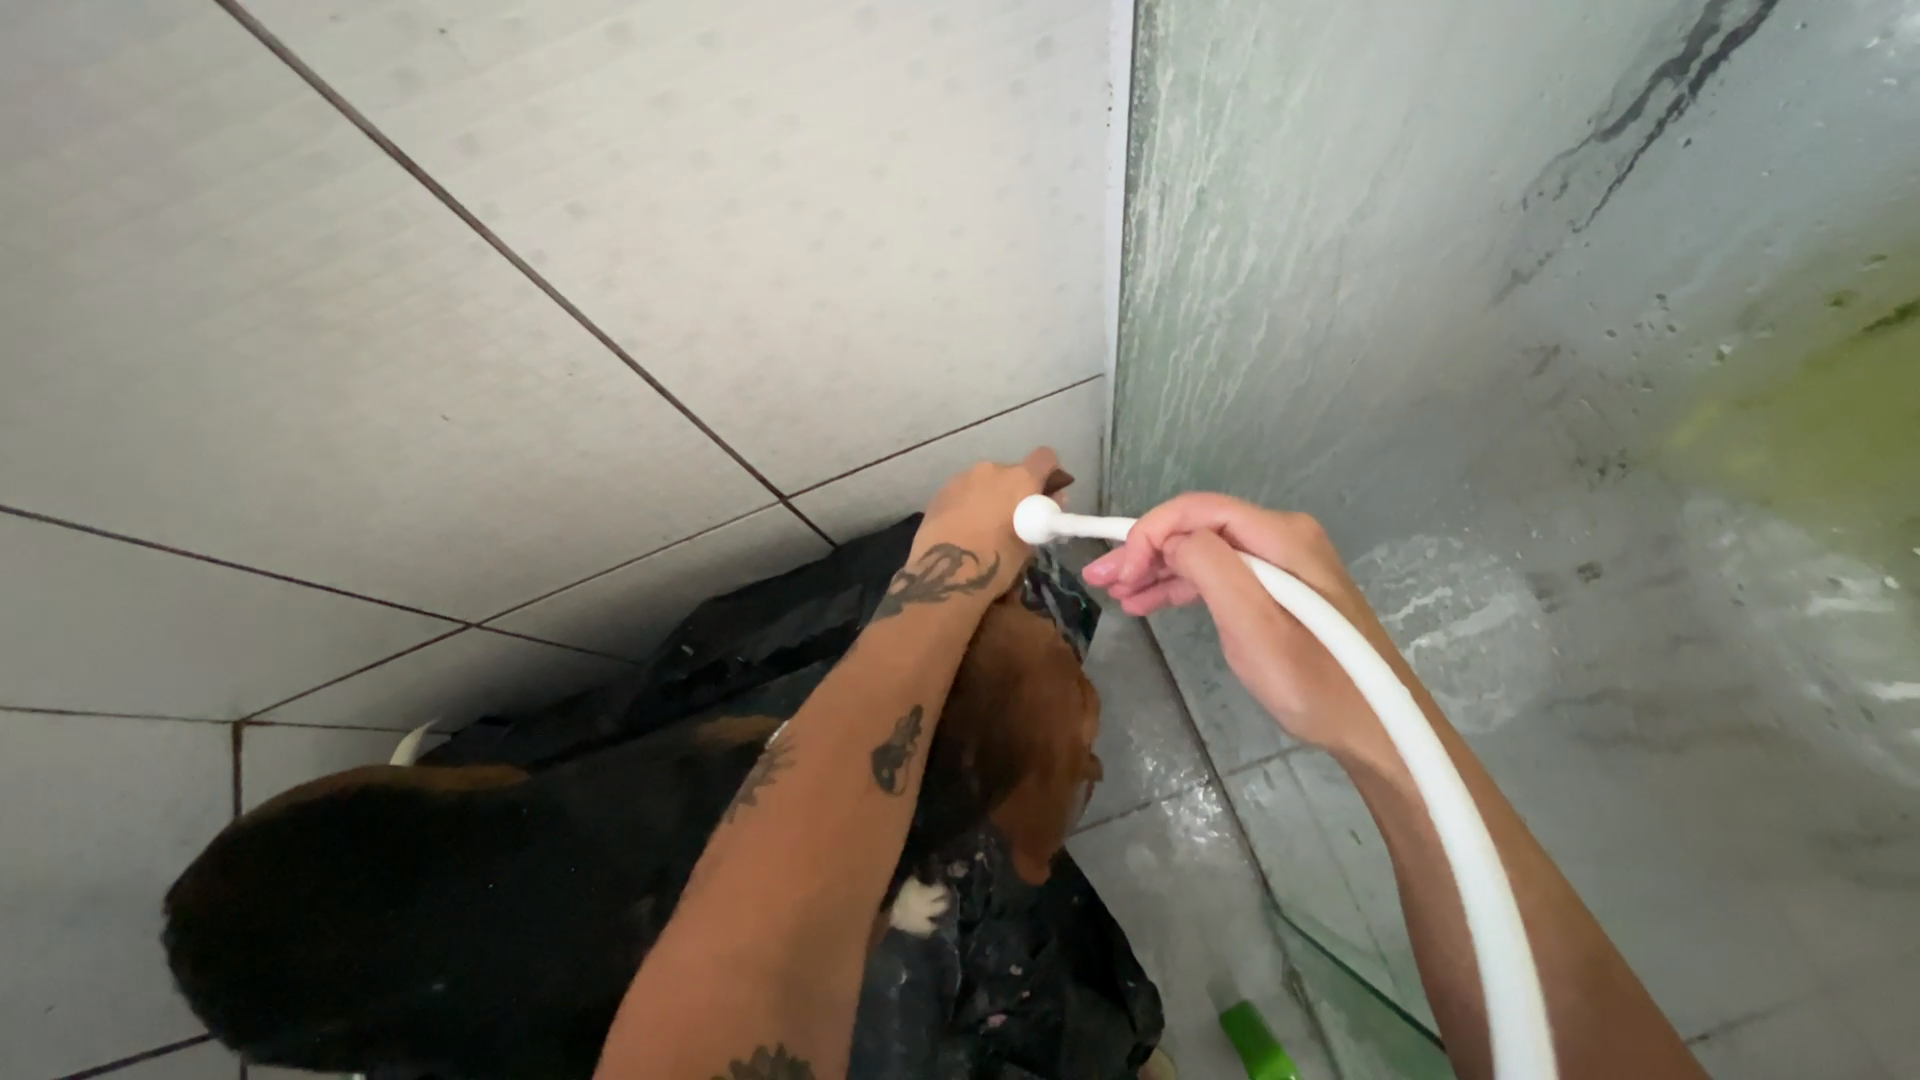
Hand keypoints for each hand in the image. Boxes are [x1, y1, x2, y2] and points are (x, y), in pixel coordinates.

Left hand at [912, 447, 1063, 593]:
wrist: (946, 571)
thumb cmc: (996, 560)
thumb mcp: (1030, 543)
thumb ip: (1043, 517)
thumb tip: (1051, 502)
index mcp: (1020, 479)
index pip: (1045, 457)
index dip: (1049, 472)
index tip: (1046, 492)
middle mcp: (991, 470)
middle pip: (1012, 472)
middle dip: (1016, 490)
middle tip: (1013, 517)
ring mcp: (963, 477)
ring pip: (985, 480)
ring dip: (990, 495)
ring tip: (984, 525)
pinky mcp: (941, 491)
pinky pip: (964, 490)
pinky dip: (969, 502)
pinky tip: (963, 526)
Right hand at [1081, 494, 1404, 757]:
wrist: (1375, 728)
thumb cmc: (1315, 682)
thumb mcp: (1255, 626)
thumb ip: (1211, 568)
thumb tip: (1170, 540)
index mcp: (1280, 536)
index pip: (1197, 510)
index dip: (1149, 534)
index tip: (1120, 575)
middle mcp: (1282, 537)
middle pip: (1197, 529)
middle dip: (1144, 551)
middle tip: (1099, 580)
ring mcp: (1282, 563)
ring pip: (1203, 552)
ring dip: (1157, 571)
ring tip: (1116, 595)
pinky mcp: (1279, 589)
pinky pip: (1220, 575)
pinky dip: (1182, 586)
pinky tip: (1150, 602)